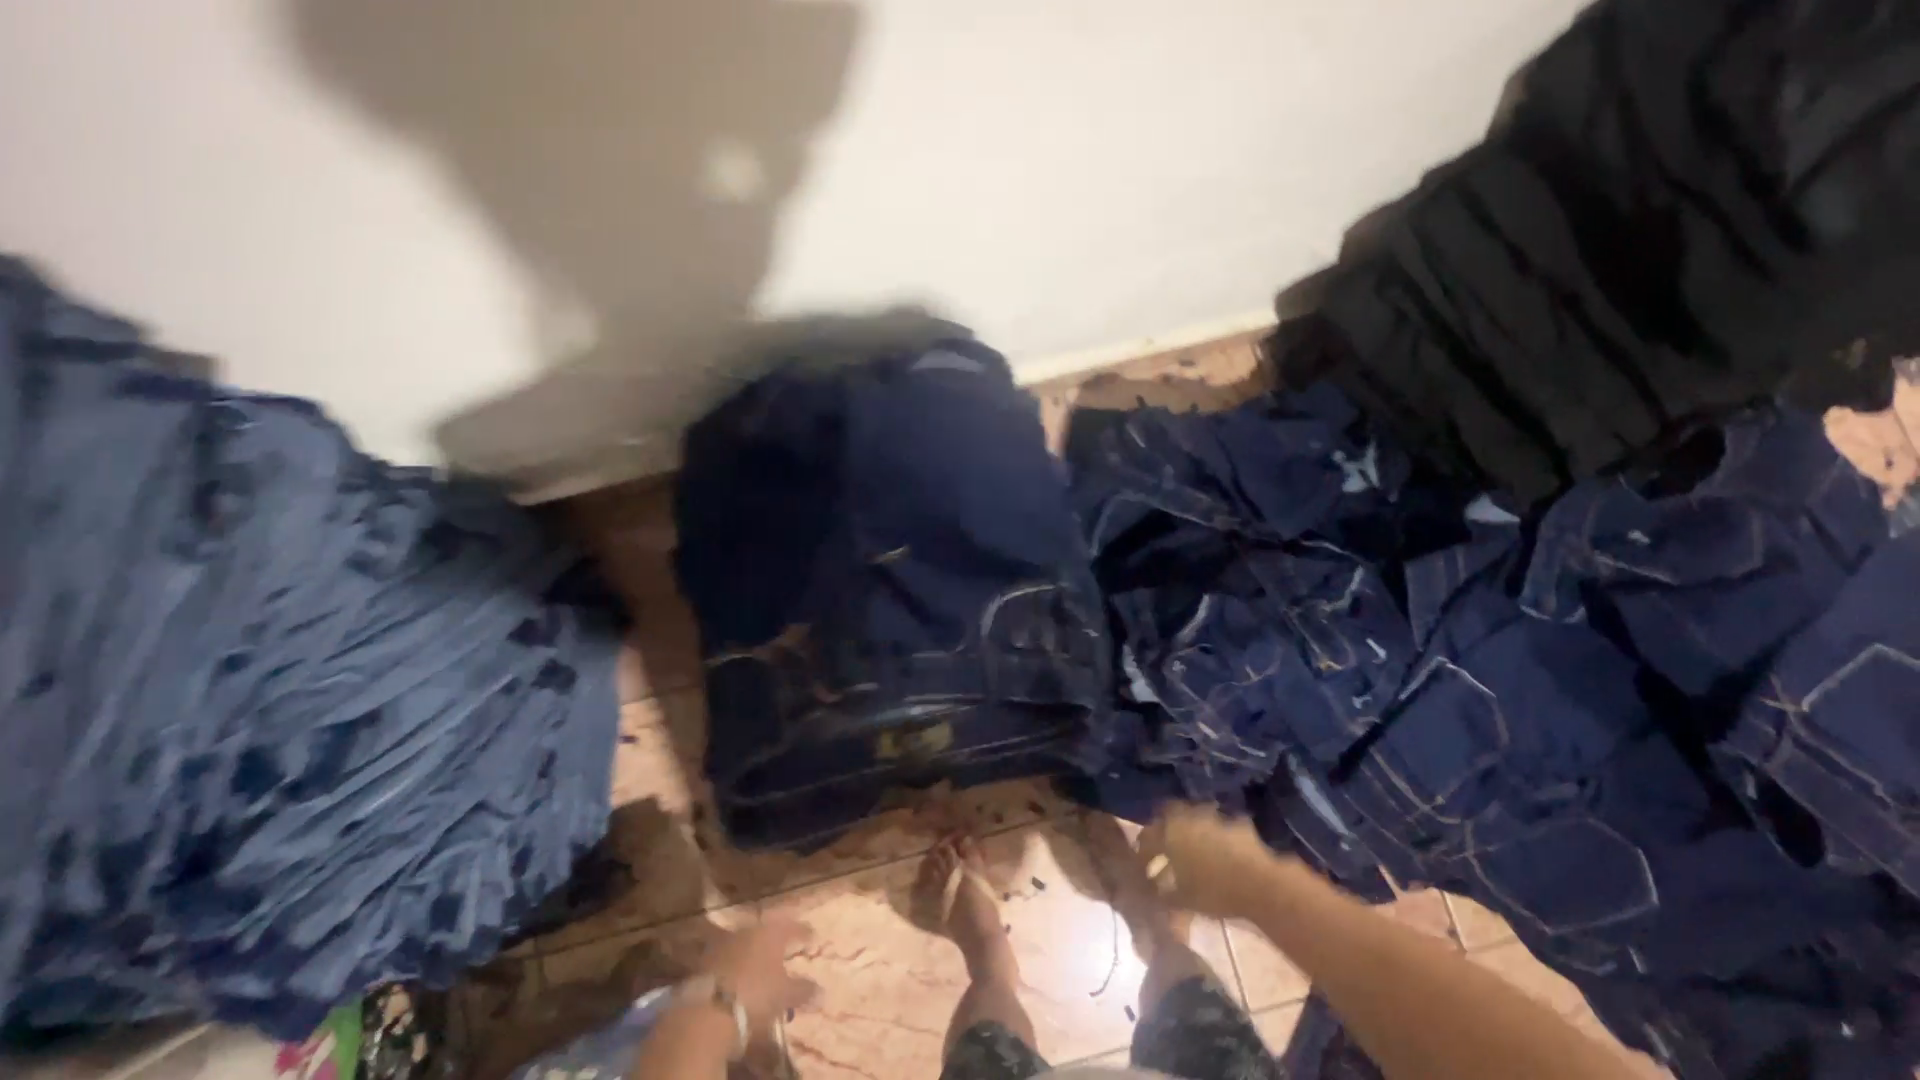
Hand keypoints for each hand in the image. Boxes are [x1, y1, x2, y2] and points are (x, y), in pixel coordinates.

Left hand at [697, 916, 820, 1034]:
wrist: (708, 1012)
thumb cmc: (756, 995)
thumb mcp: (785, 995)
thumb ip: (803, 990)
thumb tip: (821, 991)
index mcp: (770, 933)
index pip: (791, 927)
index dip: (803, 932)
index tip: (812, 937)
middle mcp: (746, 932)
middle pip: (764, 932)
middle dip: (775, 941)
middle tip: (784, 950)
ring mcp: (722, 945)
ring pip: (744, 945)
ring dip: (753, 954)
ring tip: (761, 967)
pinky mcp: (703, 963)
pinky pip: (727, 960)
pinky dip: (736, 967)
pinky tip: (739, 979)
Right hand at [1146, 803, 1289, 917]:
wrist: (1262, 886)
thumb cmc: (1215, 893)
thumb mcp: (1183, 900)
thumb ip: (1164, 894)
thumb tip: (1155, 893)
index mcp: (1170, 833)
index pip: (1147, 837)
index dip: (1143, 853)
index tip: (1143, 867)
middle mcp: (1189, 817)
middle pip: (1169, 815)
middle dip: (1165, 830)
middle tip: (1165, 848)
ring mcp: (1216, 816)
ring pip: (1196, 817)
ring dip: (1191, 829)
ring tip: (1194, 849)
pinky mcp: (1239, 823)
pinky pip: (1221, 826)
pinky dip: (1217, 835)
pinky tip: (1220, 850)